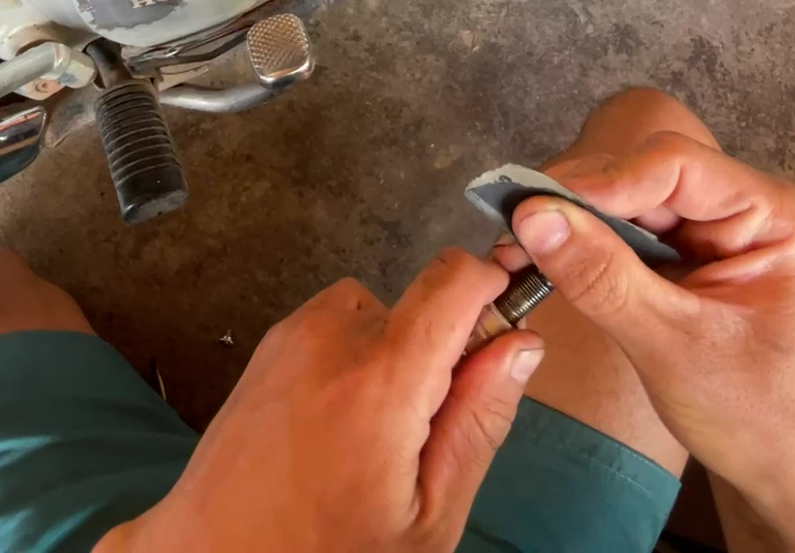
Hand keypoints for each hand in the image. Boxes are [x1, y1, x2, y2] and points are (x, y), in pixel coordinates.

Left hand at [99, 249, 544, 552]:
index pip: (454, 279)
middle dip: (441, 349)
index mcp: (382, 378)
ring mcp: (295, 331)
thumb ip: (480, 420)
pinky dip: (354, 352)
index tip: (504, 317)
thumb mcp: (428, 516)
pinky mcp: (273, 339)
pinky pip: (338, 321)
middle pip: (421, 301)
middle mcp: (334, 334)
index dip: (492, 282)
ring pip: (380, 311)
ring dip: (394, 351)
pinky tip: (335, 417)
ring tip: (372, 430)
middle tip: (423, 427)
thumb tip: (521, 343)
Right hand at [499, 133, 794, 550]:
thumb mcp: (672, 347)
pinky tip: (551, 252)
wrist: (784, 477)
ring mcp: (720, 225)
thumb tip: (529, 213)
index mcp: (780, 218)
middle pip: (648, 173)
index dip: (603, 179)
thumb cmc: (755, 421)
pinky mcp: (693, 247)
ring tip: (522, 242)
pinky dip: (587, 238)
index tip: (534, 202)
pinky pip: (631, 225)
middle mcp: (751, 205)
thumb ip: (600, 276)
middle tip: (513, 224)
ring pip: (631, 196)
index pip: (678, 165)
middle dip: (580, 199)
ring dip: (575, 218)